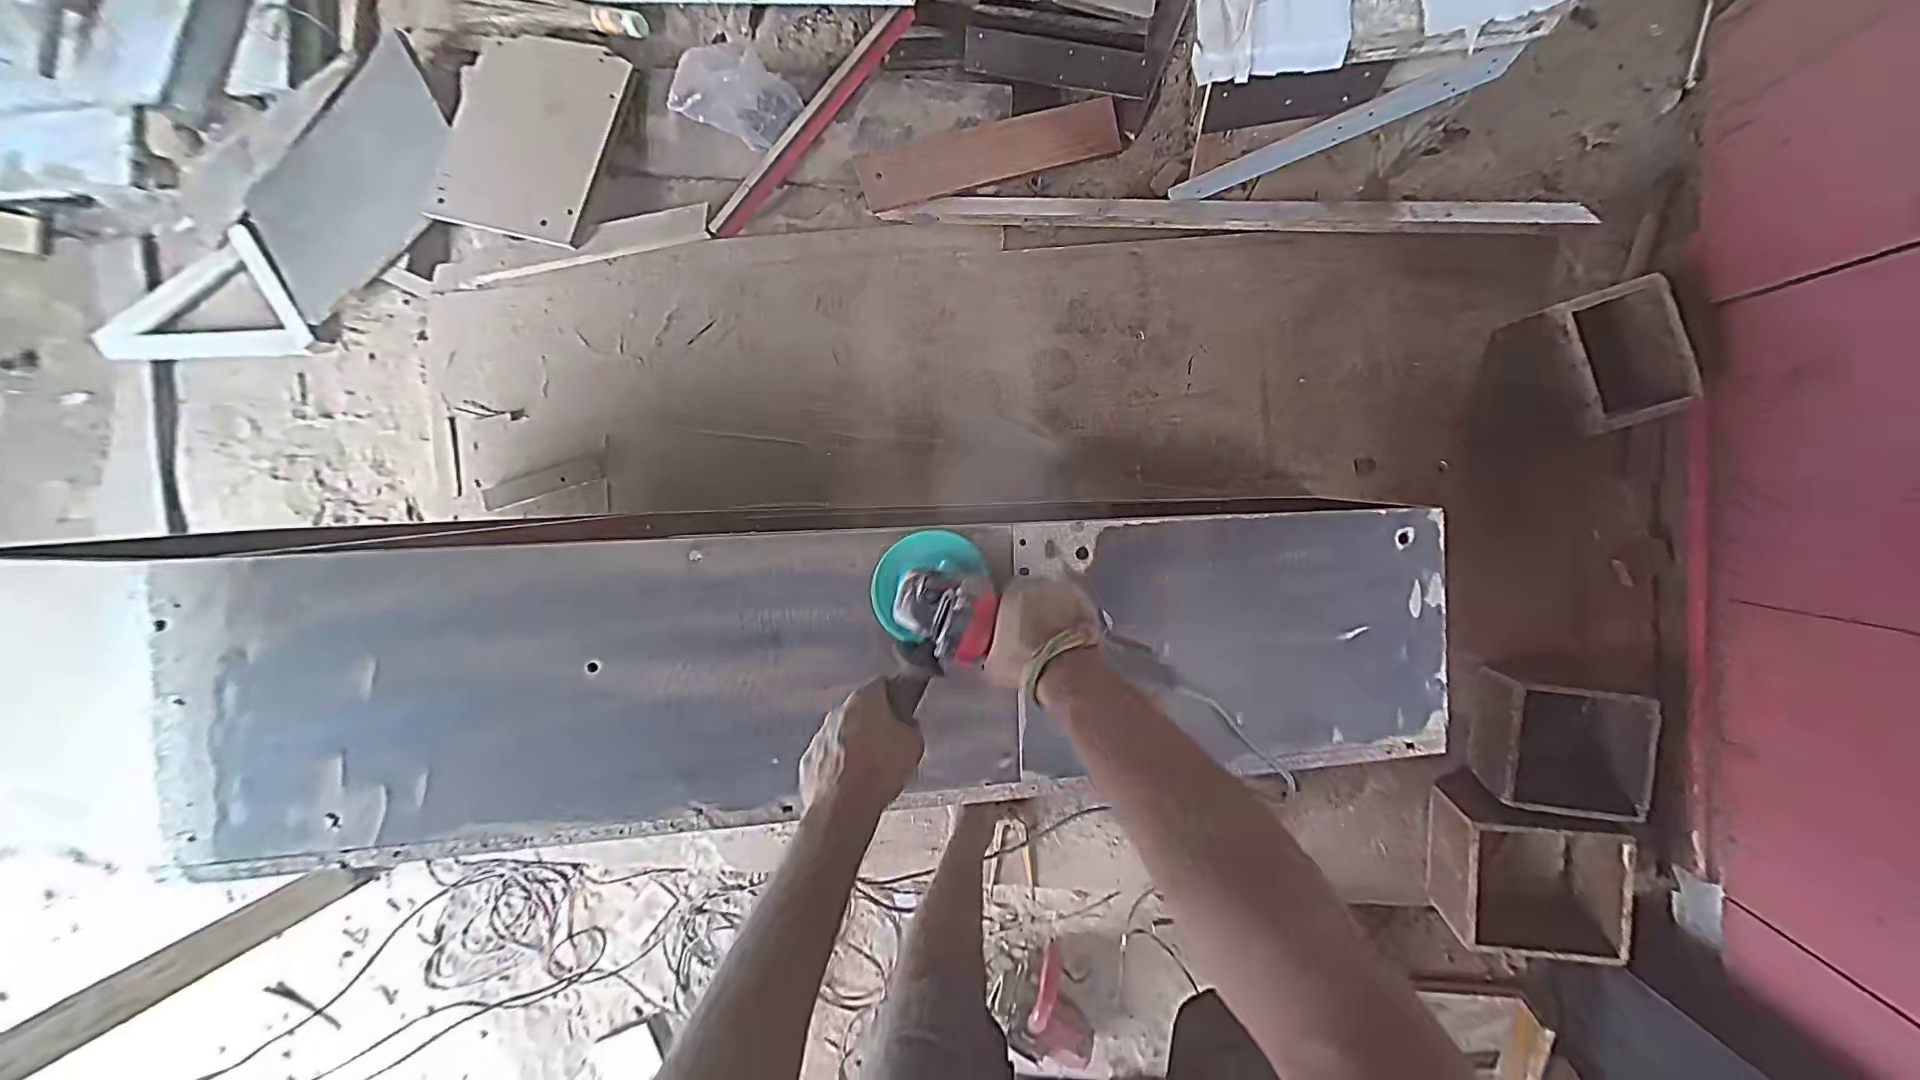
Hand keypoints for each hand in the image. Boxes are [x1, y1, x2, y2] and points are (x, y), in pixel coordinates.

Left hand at [799, 677, 924, 816]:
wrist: (843, 807)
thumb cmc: (879, 771)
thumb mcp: (913, 744)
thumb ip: (910, 726)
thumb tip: (906, 725)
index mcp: (865, 700)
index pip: (882, 684)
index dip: (895, 694)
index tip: (902, 706)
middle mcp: (838, 711)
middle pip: (859, 708)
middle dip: (873, 720)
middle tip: (889, 741)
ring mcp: (820, 736)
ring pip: (842, 732)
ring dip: (854, 742)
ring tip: (871, 766)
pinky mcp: (808, 760)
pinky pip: (828, 755)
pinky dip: (838, 763)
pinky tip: (851, 780)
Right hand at [983, 579, 1103, 695]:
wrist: (1066, 670)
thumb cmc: (1027, 662)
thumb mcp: (994, 663)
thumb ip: (989, 650)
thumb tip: (990, 656)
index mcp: (1012, 591)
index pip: (1005, 593)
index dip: (1006, 610)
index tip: (1008, 625)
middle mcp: (1040, 583)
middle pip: (1032, 592)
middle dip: (1030, 608)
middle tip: (1030, 632)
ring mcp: (1066, 591)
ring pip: (1054, 598)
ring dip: (1052, 611)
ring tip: (1051, 637)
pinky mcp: (1087, 603)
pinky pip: (1074, 608)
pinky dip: (1071, 618)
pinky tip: (1068, 638)